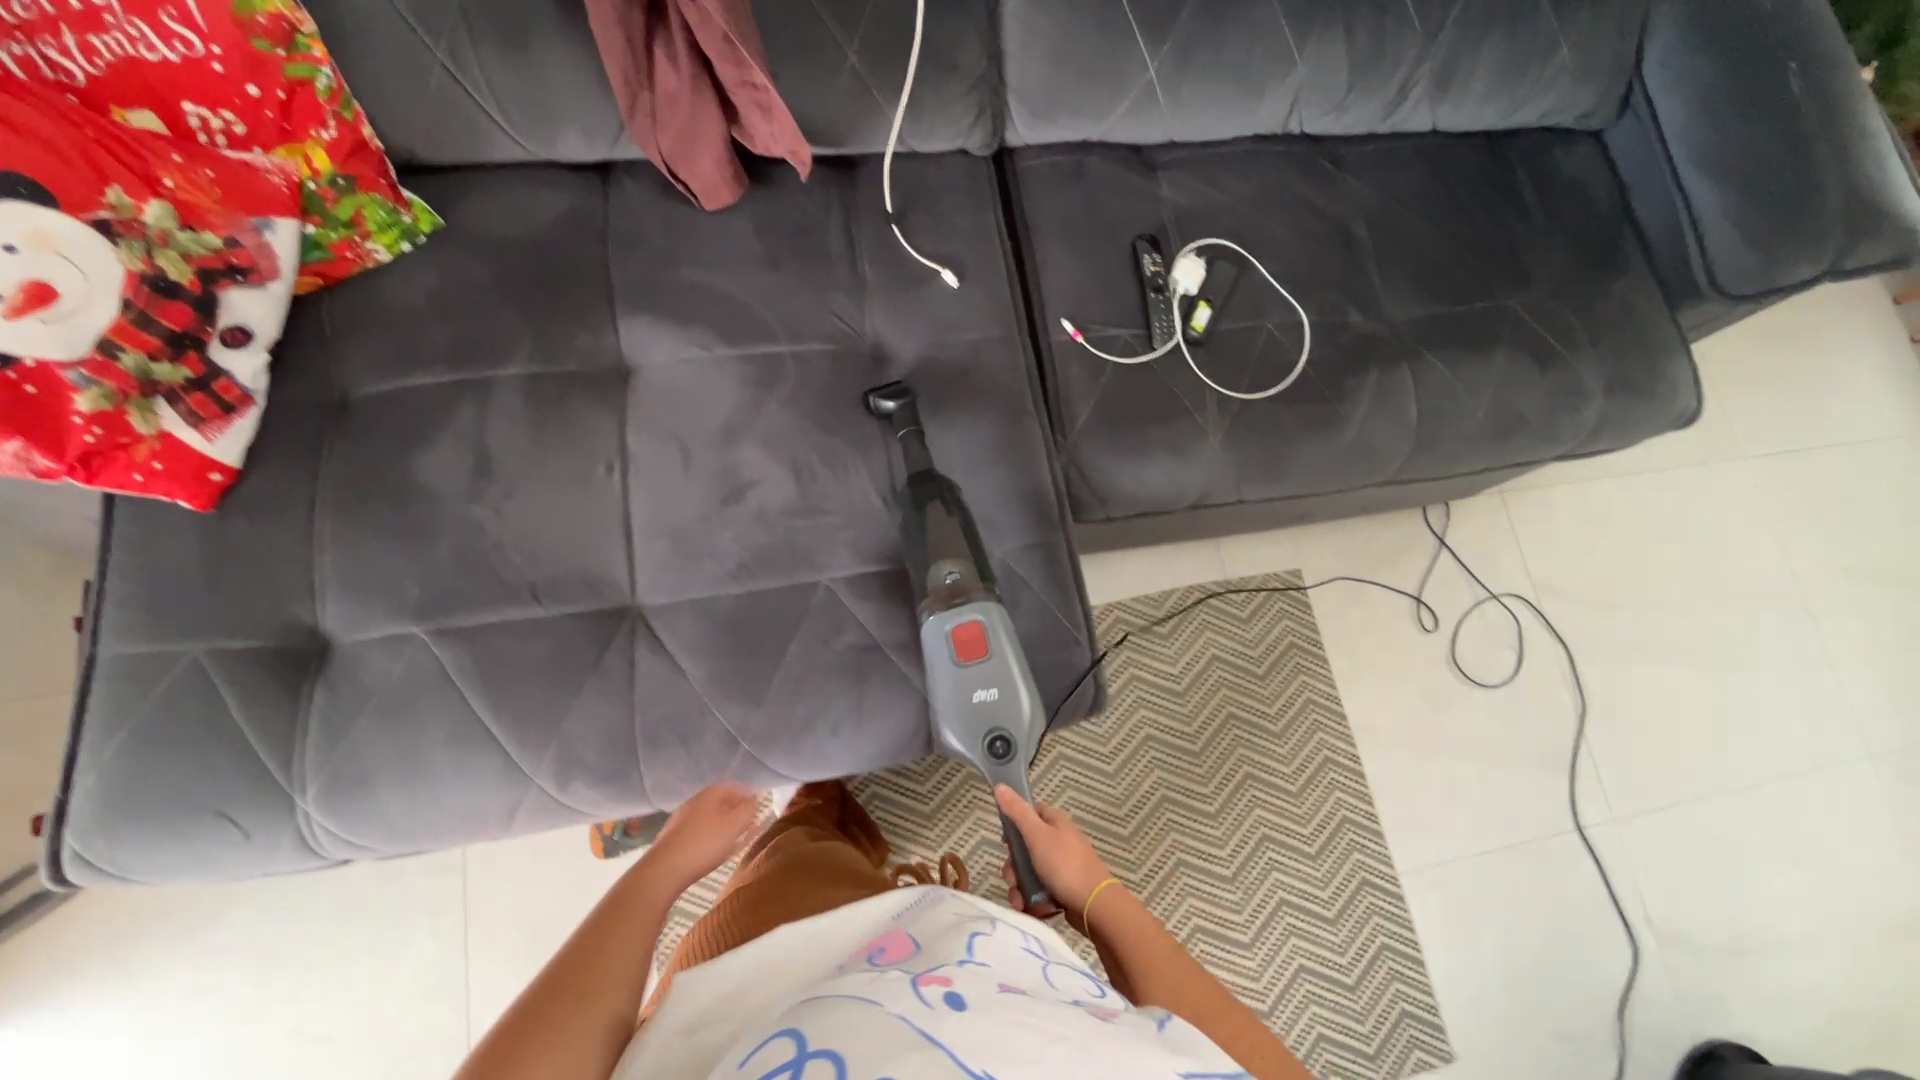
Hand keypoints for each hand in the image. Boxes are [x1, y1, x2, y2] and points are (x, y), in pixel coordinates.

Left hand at [643, 782, 760, 894]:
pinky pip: (699, 831)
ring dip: (724, 825)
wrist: (664, 870)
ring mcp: (681, 820)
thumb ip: (749, 809)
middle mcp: (694, 802)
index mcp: (709, 795)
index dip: (747, 794)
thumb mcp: (734, 825)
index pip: (732, 785)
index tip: (757, 808)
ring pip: (709, 817)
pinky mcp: (674, 838)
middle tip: (749, 824)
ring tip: (735, 839)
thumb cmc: (704, 844)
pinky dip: (711, 835)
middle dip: (736, 810)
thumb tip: (755, 800)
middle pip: (720, 801)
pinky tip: (714, 851)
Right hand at [995, 785, 1115, 927]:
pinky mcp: (1065, 888)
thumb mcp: (1037, 835)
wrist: (1094, 905)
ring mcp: (1063, 865)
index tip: (1005, 841)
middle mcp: (1060, 841)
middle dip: (1014, 867)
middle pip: (1026, 847)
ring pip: (1031, 872)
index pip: (1031, 812)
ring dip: (1020, 887)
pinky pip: (1041, 890)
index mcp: (1056, 822)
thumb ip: (1017, 812)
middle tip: (1012, 880)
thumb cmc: (1064, 865)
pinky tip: (1030, 908)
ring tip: (1020, 902)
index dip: (1015, 824)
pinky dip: (1033, 899)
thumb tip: (1000, 786)